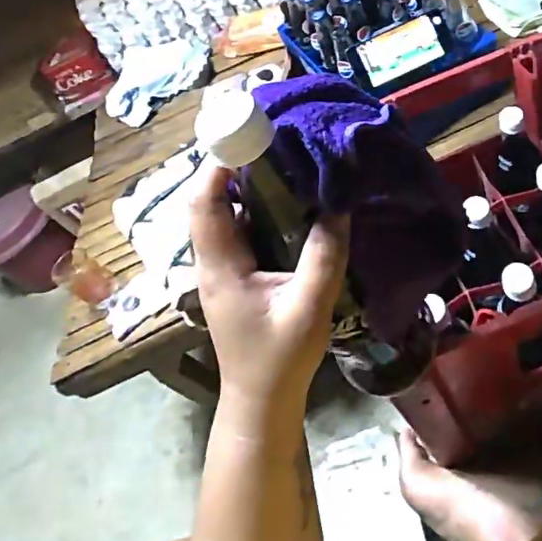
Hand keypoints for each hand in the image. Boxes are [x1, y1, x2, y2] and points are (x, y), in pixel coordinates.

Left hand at [188, 163, 349, 421]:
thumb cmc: (279, 359)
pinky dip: (251, 205)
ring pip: (220, 211)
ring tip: (278, 160)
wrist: (260, 402)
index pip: (203, 200)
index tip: (250, 137)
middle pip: (208, 199)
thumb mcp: (308, 307)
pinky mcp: (232, 274)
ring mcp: (219, 267)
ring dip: (241, 184)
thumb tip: (338, 206)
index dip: (218, 164)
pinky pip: (234, 227)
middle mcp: (211, 259)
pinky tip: (281, 199)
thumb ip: (324, 257)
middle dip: (232, 165)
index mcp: (219, 263)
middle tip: (269, 142)